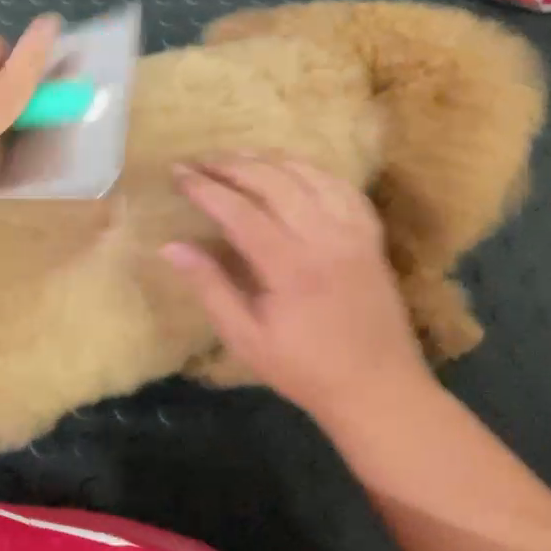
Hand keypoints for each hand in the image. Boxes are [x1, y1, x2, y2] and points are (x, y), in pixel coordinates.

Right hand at [159, 156, 432, 424]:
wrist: (381, 392)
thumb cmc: (303, 369)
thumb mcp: (244, 337)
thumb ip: (209, 286)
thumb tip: (170, 246)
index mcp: (291, 267)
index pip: (239, 210)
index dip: (204, 187)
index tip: (175, 173)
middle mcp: (326, 240)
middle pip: (274, 182)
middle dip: (230, 165)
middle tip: (197, 161)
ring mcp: (354, 236)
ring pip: (310, 177)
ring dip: (268, 161)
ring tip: (235, 158)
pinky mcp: (371, 240)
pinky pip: (342, 189)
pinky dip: (311, 171)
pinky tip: (288, 171)